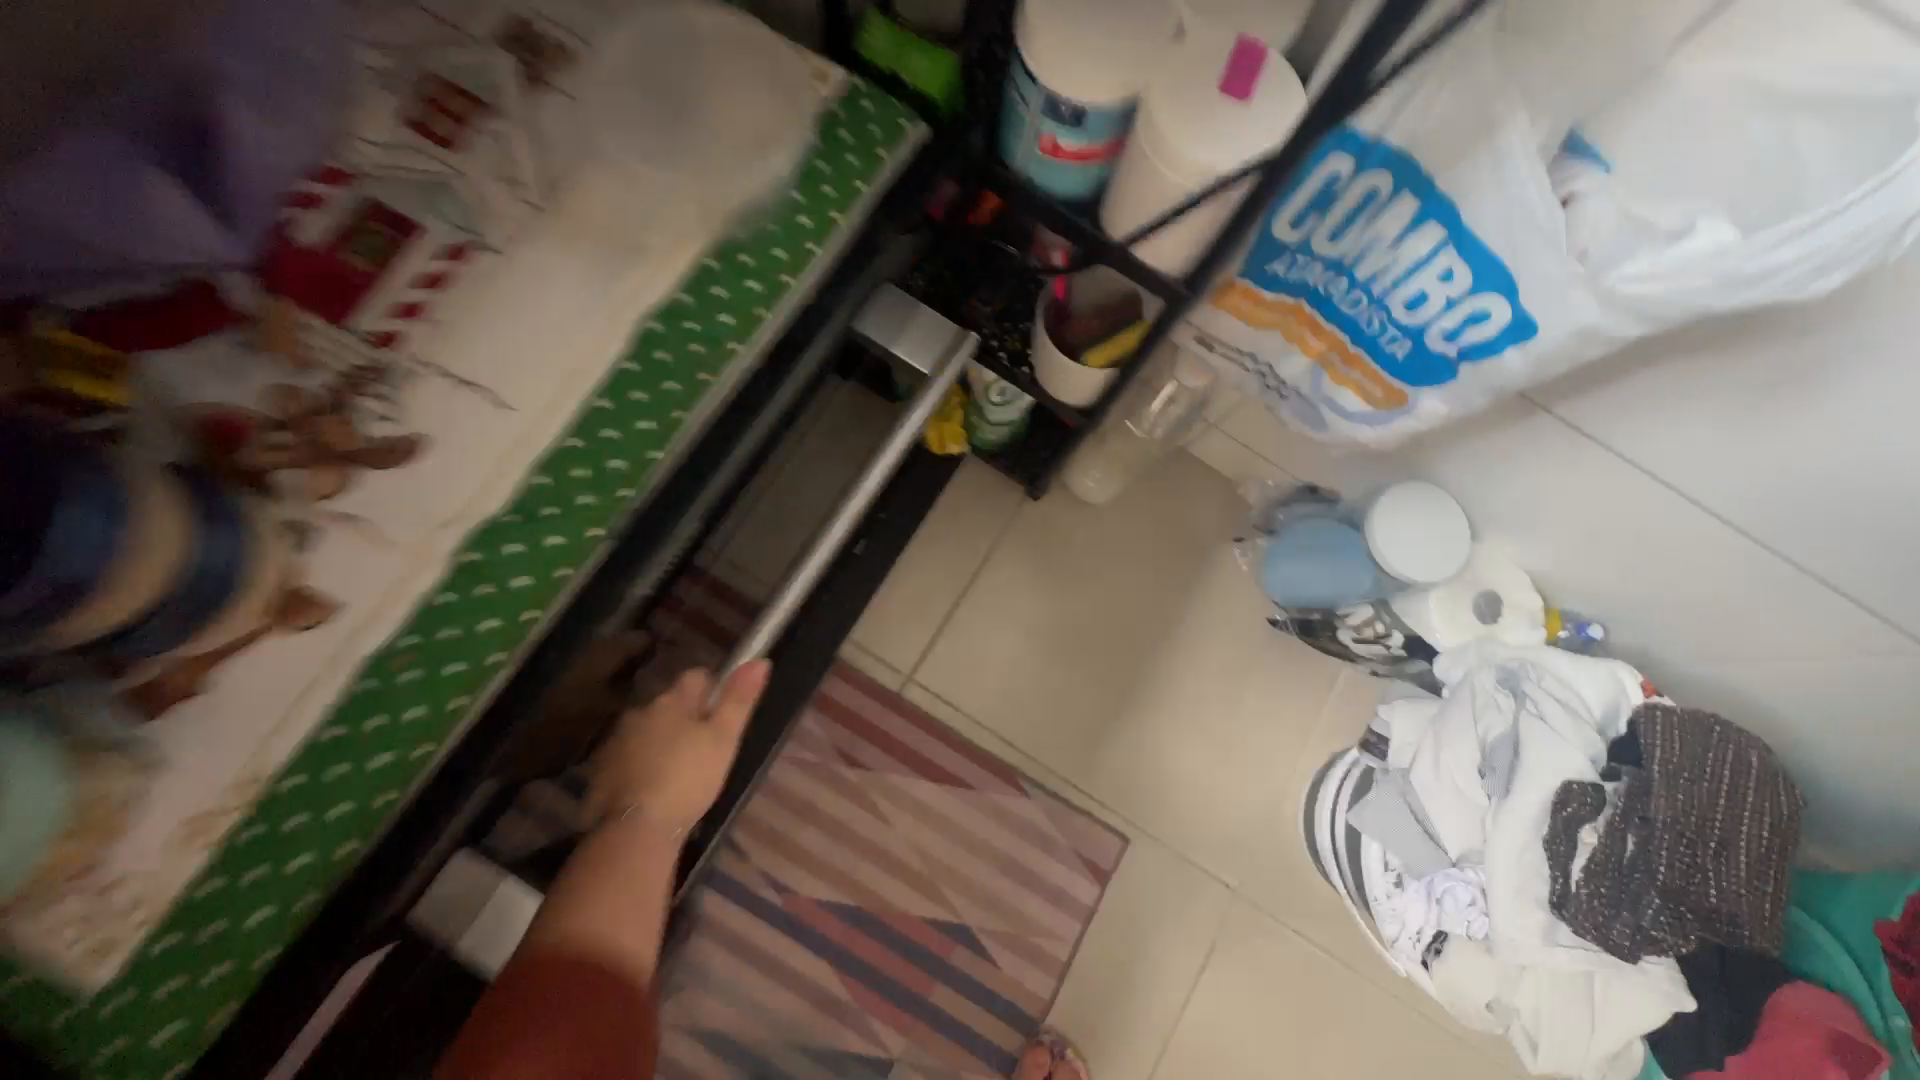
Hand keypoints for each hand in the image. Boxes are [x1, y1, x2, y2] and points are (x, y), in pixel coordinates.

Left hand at [587, 660, 770, 835]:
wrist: (635, 827)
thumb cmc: (689, 778)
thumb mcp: (724, 739)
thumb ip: (739, 699)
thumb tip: (760, 661)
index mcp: (673, 701)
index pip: (697, 677)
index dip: (712, 689)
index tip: (721, 713)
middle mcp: (641, 712)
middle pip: (669, 704)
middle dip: (684, 718)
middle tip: (703, 748)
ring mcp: (617, 740)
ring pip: (647, 730)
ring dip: (660, 741)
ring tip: (677, 771)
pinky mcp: (602, 769)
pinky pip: (627, 756)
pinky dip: (639, 765)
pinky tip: (651, 788)